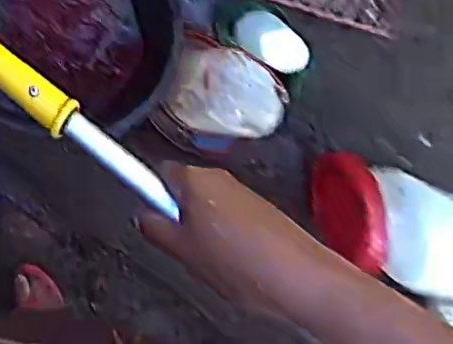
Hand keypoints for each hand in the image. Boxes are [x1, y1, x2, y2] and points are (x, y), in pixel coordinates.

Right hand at [135, 163, 355, 321]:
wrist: (310, 282)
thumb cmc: (240, 263)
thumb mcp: (186, 253)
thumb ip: (156, 229)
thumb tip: (143, 216)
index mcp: (191, 178)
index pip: (155, 170)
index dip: (148, 189)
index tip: (149, 207)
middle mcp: (215, 174)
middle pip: (183, 187)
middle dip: (182, 213)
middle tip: (187, 246)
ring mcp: (243, 190)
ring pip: (210, 204)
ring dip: (208, 225)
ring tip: (219, 261)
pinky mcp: (265, 209)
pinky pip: (234, 214)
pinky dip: (232, 234)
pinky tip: (243, 263)